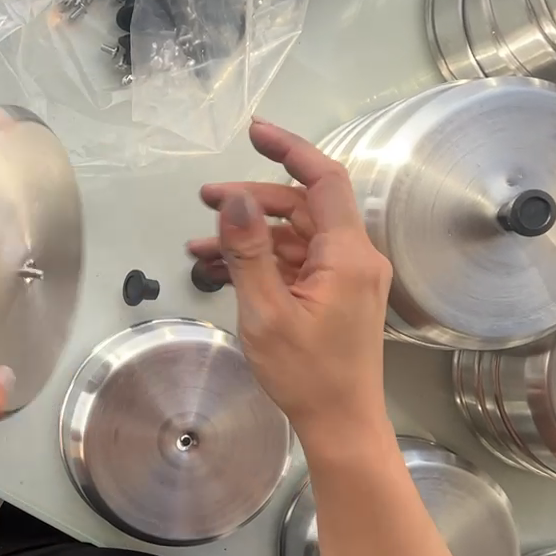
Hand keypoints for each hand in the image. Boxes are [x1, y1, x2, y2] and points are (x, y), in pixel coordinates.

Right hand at [186, 119, 392, 441]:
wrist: (339, 423)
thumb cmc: (307, 375)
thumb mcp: (266, 312)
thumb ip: (248, 252)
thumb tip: (232, 200)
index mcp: (348, 256)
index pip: (323, 180)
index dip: (290, 149)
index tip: (256, 132)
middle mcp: (354, 258)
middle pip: (301, 208)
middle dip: (251, 200)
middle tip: (205, 199)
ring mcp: (345, 277)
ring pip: (294, 237)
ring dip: (249, 237)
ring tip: (200, 244)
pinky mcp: (334, 294)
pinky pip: (295, 264)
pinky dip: (261, 262)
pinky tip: (222, 269)